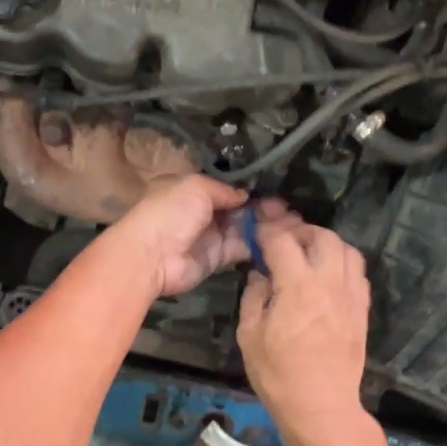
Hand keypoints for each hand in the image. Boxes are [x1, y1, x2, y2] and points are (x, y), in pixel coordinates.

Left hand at [106, 176, 279, 297]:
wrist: (151, 255)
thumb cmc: (171, 212)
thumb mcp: (196, 187)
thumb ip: (224, 190)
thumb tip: (244, 194)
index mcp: (194, 189)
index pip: (228, 187)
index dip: (251, 189)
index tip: (277, 190)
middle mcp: (204, 211)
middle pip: (239, 209)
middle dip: (264, 208)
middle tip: (292, 209)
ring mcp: (210, 235)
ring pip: (244, 229)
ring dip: (267, 226)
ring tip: (295, 223)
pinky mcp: (216, 258)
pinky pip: (240, 248)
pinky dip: (259, 244)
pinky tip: (282, 240)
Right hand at [237, 222, 375, 445]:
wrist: (321, 407)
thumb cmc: (278, 374)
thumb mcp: (249, 335)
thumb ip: (254, 296)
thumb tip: (261, 274)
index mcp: (298, 286)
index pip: (282, 241)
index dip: (267, 231)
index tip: (257, 233)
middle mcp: (329, 283)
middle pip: (322, 236)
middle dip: (300, 232)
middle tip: (283, 242)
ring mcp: (351, 296)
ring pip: (346, 249)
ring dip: (325, 244)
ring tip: (307, 255)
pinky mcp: (362, 310)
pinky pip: (357, 273)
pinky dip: (341, 264)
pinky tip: (326, 277)